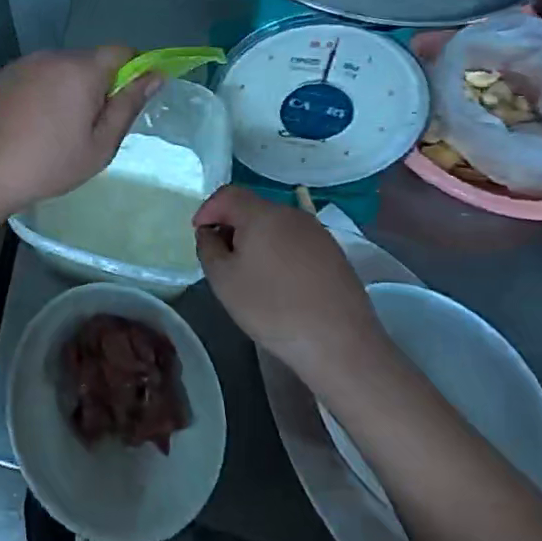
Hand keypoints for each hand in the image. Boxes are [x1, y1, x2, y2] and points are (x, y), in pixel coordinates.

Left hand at [0, 47, 161, 217]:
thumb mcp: (99, 144)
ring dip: (67, 87)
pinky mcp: (1, 76)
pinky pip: (34, 75)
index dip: (131, 72)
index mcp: (80, 69)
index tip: (124, 103)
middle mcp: (50, 56)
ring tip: (55, 128)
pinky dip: (41, 91)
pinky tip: (29, 124)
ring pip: (59, 68)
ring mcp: (21, 64)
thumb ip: (128, 105)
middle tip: (88, 126)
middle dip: (96, 84)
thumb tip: (155, 76)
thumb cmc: (47, 164)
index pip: (121, 51)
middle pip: (88, 59)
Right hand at [193, 186, 384, 375]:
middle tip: (222, 256)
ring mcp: (319, 235)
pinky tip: (280, 283)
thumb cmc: (272, 308)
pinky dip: (280, 253)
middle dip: (232, 226)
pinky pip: (297, 242)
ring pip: (276, 226)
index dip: (208, 210)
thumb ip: (207, 246)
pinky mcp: (336, 256)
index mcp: (263, 214)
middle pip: (253, 208)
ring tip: (251, 272)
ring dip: (257, 240)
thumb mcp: (222, 278)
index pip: (228, 194)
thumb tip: (211, 232)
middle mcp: (293, 215)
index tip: (200, 235)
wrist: (341, 346)